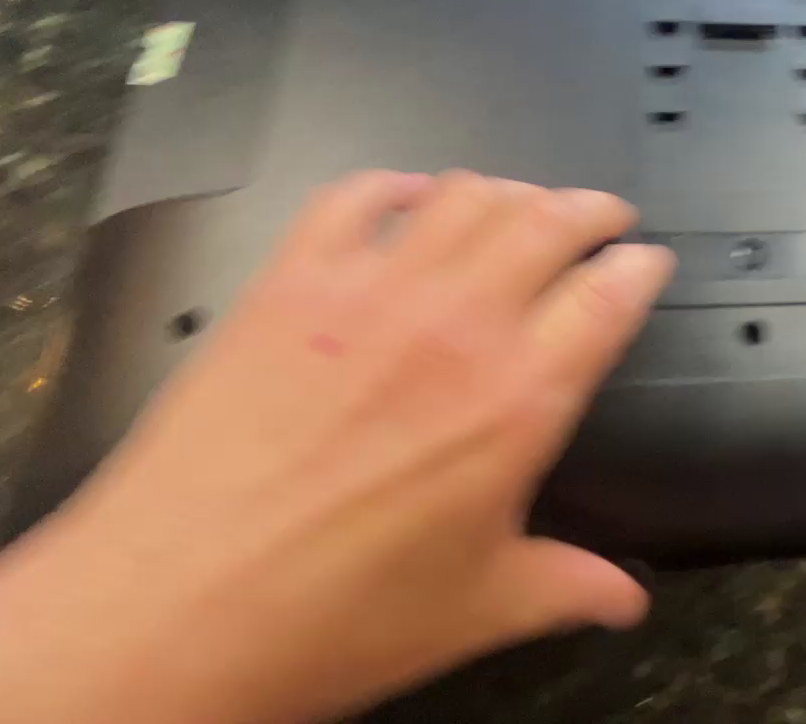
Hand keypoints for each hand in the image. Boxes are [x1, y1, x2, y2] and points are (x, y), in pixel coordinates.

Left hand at [0, 171, 674, 723]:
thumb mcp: (479, 607)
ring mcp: (373, 292)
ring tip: (526, 204)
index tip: (649, 260)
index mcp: (520, 399)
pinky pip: (357, 197)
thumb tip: (630, 602)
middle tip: (605, 214)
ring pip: (470, 194)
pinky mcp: (294, 282)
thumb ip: (572, 586)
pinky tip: (414, 195)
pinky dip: (397, 184)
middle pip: (551, 220)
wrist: (156, 621)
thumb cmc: (335, 620)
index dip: (643, 264)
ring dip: (514, 189)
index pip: (612, 293)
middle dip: (593, 207)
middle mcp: (459, 326)